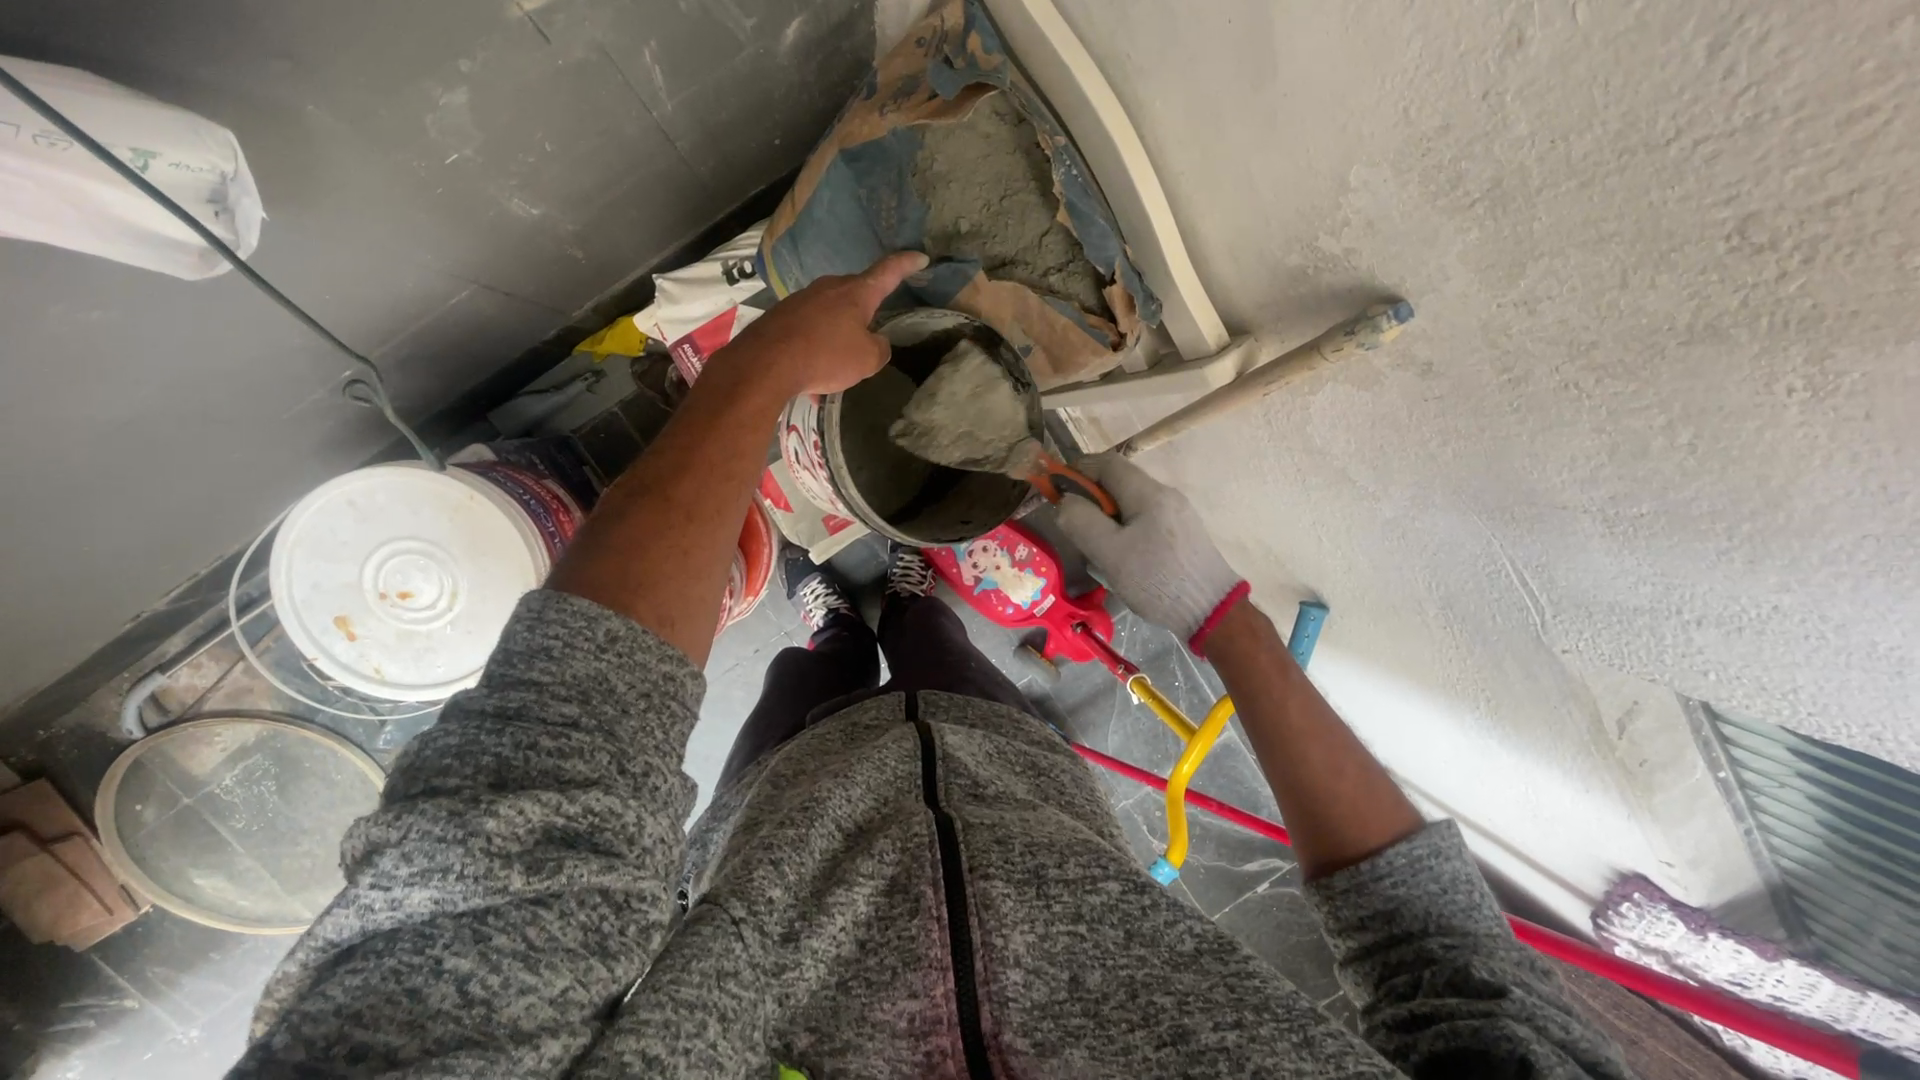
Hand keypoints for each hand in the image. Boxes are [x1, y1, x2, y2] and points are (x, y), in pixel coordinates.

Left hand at [714, 251, 929, 396]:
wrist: (765, 362)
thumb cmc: (825, 356)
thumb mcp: (867, 360)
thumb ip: (879, 348)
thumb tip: (876, 342)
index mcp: (857, 293)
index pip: (888, 272)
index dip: (906, 264)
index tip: (920, 257)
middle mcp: (829, 288)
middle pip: (855, 293)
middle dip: (866, 308)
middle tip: (872, 330)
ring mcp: (802, 299)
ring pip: (829, 313)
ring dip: (837, 333)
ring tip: (837, 364)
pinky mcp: (781, 315)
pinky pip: (808, 328)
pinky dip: (815, 345)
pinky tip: (812, 373)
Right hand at [1055, 454, 1247, 652]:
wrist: (1212, 612)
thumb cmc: (1157, 580)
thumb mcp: (1110, 553)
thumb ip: (1081, 522)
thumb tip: (1066, 502)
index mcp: (1149, 493)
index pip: (1107, 463)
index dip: (1078, 470)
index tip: (1057, 491)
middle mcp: (1166, 496)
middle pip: (1120, 484)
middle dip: (1092, 501)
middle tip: (1076, 529)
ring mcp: (1178, 516)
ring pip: (1131, 506)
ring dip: (1108, 521)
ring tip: (1098, 551)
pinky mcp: (1184, 536)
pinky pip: (1146, 523)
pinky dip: (1126, 533)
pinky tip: (1124, 562)